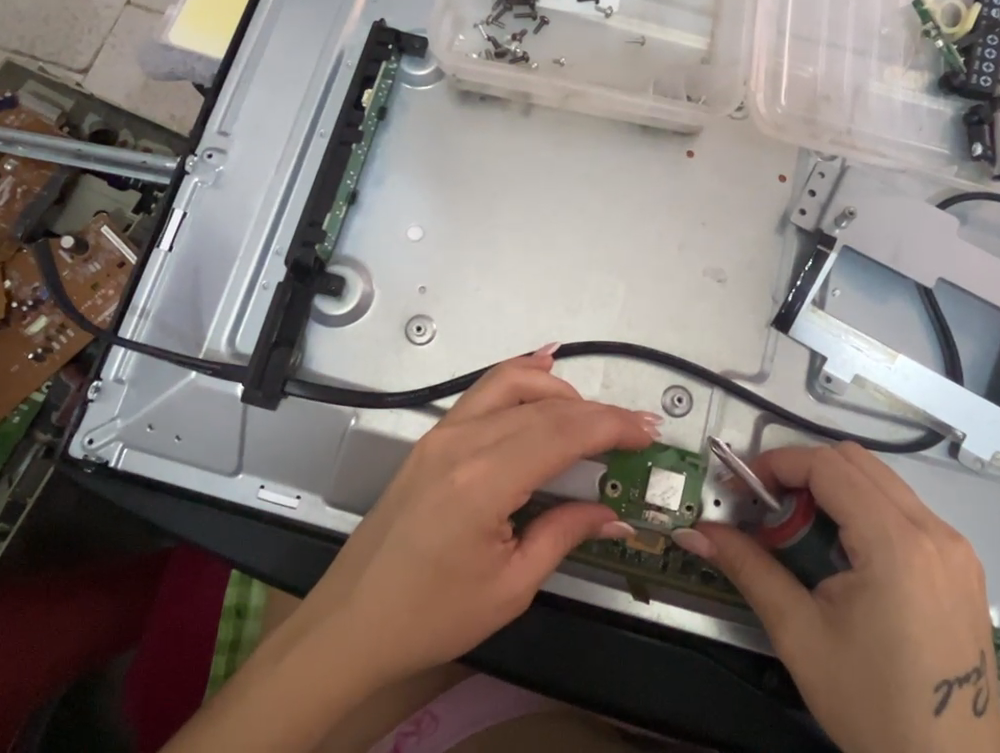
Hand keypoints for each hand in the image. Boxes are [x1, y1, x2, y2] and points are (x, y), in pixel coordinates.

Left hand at [285, 350, 660, 686]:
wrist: (352, 623)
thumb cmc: (430, 617)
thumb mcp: (510, 586)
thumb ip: (564, 535)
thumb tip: (612, 512)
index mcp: (483, 480)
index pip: (562, 432)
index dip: (611, 427)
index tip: (648, 432)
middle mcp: (461, 442)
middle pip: (542, 406)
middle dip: (596, 412)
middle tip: (636, 428)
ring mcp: (439, 436)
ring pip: (508, 384)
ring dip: (557, 389)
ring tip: (594, 414)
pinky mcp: (429, 441)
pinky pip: (480, 393)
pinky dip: (517, 380)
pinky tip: (541, 375)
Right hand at [679, 442, 999, 752]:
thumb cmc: (871, 704)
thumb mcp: (799, 633)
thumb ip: (748, 568)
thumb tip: (694, 532)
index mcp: (897, 544)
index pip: (828, 466)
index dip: (776, 465)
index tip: (741, 490)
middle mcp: (935, 532)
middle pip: (857, 462)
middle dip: (803, 473)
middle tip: (765, 510)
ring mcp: (956, 549)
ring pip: (883, 483)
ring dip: (834, 491)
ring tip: (798, 535)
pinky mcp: (963, 569)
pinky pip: (906, 512)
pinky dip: (865, 513)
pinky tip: (842, 558)